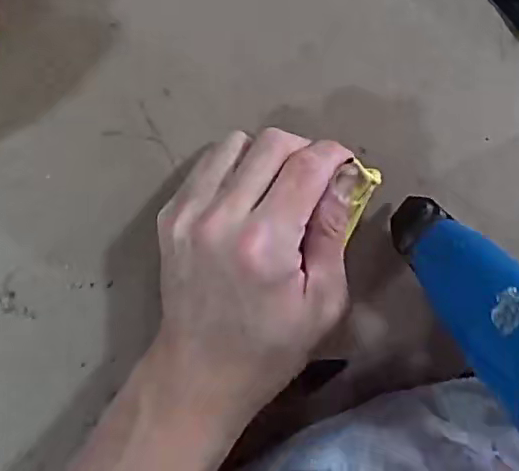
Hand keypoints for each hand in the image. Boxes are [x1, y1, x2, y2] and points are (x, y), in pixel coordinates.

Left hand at [149, 128, 357, 423]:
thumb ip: (335, 229)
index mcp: (264, 243)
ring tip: (277, 186)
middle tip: (315, 180)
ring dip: (267, 154)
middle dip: (305, 150)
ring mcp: (189, 212)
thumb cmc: (270, 347)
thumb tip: (347, 174)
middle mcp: (222, 217)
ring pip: (239, 141)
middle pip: (274, 141)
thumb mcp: (324, 300)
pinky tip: (246, 195)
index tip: (347, 165)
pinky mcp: (170, 213)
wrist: (196, 378)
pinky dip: (236, 164)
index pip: (308, 164)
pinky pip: (211, 160)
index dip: (336, 154)